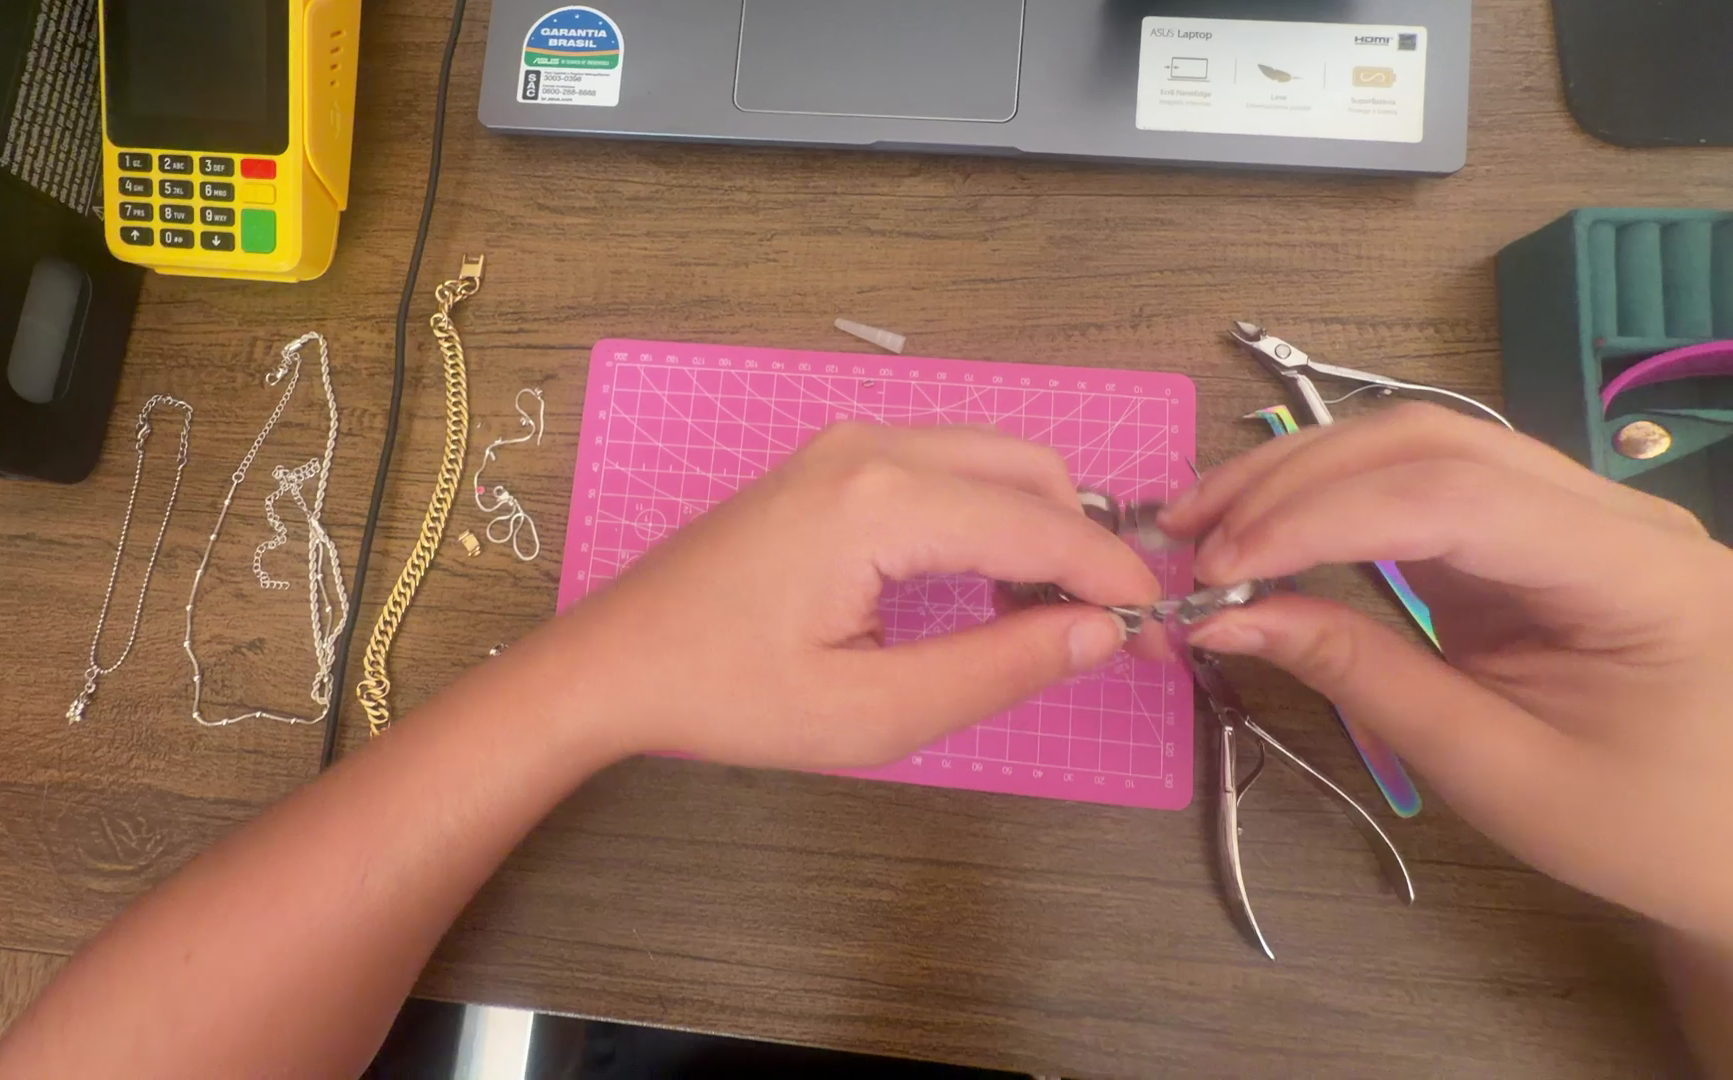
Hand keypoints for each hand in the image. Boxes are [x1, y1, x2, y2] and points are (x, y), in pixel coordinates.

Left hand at [521, 423, 1159, 769]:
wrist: (617, 660)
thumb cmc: (730, 695)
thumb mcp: (872, 709)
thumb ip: (997, 668)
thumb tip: (1097, 631)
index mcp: (884, 500)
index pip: (1043, 526)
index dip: (1115, 581)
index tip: (1159, 637)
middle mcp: (871, 447)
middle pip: (1027, 470)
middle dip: (1081, 544)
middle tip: (1098, 631)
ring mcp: (843, 446)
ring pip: (986, 461)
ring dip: (1032, 527)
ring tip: (1038, 616)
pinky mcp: (826, 464)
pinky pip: (938, 468)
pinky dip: (982, 514)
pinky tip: (975, 581)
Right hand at [1156, 404, 1732, 946]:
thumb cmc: (1640, 821)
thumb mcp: (1488, 764)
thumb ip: (1352, 674)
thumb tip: (1218, 617)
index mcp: (1636, 575)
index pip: (1449, 499)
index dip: (1315, 520)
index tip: (1214, 570)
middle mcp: (1606, 509)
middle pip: (1420, 442)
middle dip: (1285, 479)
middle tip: (1187, 532)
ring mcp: (1562, 506)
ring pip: (1404, 442)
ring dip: (1288, 472)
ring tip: (1201, 518)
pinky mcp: (1515, 524)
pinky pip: (1402, 478)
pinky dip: (1314, 492)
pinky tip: (1256, 519)